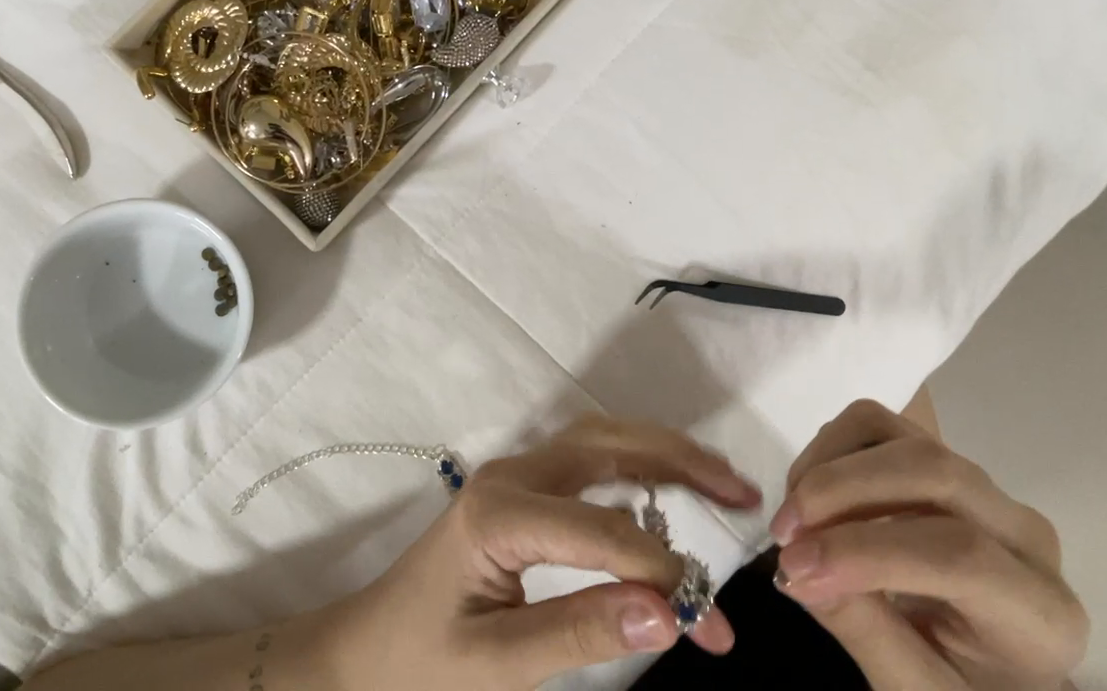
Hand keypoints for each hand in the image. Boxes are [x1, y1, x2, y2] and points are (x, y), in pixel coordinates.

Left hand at [323, 414, 762, 689]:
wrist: (365, 649)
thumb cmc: (419, 661)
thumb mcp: (496, 665)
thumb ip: (580, 633)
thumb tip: (668, 610)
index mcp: (499, 514)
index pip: (603, 532)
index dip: (662, 573)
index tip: (709, 623)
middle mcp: (510, 477)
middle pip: (607, 445)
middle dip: (678, 462)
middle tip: (742, 493)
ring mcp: (514, 476)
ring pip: (600, 442)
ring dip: (662, 453)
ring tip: (721, 482)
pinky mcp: (520, 490)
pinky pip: (588, 462)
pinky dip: (636, 466)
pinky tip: (666, 491)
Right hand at [766, 400, 1086, 689]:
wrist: (990, 675)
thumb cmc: (958, 688)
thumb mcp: (917, 689)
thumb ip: (864, 631)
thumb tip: (794, 570)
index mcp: (1041, 613)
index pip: (958, 556)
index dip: (864, 552)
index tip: (791, 568)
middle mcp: (1026, 536)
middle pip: (933, 471)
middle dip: (840, 489)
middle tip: (782, 532)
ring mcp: (986, 490)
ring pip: (901, 435)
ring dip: (830, 463)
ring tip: (793, 515)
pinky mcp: (944, 464)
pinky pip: (881, 427)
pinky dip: (832, 448)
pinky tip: (812, 495)